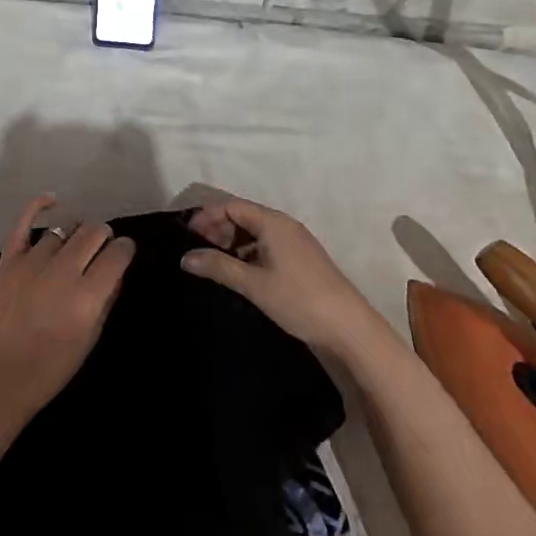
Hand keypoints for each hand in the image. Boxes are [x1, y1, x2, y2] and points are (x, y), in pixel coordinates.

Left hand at [0, 196, 135, 421]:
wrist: (0, 375)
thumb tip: (116, 268)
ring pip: (65, 229)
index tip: (125, 251)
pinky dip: (39, 205)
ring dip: (76, 234)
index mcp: (87, 297)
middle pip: (93, 233)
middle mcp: (62, 272)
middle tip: (102, 248)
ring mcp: (33, 262)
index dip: (125, 249)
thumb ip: (106, 298)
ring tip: (77, 245)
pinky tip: (53, 200)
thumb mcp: (91, 338)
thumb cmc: (52, 366)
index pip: (117, 254)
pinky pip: (24, 222)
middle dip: (104, 236)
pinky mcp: (9, 259)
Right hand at [182, 198, 381, 359]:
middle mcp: (284, 225)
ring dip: (232, 243)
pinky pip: (266, 245)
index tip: (187, 234)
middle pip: (243, 216)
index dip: (207, 216)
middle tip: (197, 250)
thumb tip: (185, 257)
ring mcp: (295, 242)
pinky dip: (248, 253)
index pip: (232, 206)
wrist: (349, 328)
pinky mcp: (301, 260)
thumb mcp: (254, 284)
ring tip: (213, 263)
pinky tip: (238, 273)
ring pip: (255, 232)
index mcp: (273, 222)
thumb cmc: (299, 300)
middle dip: (218, 229)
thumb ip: (218, 267)